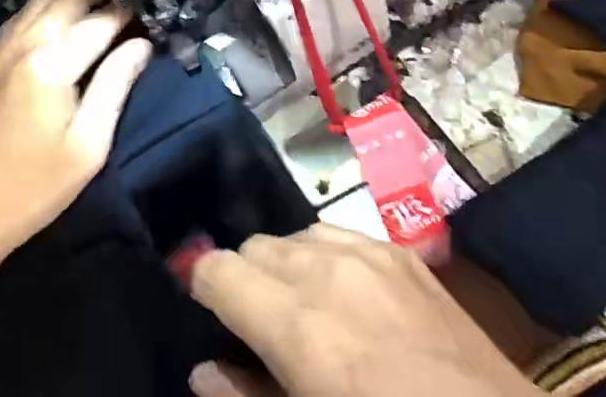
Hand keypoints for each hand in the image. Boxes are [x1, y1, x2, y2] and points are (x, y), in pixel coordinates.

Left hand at [0, 0, 151, 272]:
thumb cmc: (31, 188)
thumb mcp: (87, 146)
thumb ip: (115, 85)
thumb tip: (142, 43)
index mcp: (50, 62)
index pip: (100, 22)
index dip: (129, 12)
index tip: (155, 4)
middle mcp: (24, 42)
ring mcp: (3, 47)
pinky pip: (26, 12)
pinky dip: (52, 1)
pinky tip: (67, 12)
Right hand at [187, 226, 537, 396]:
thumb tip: (202, 370)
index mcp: (300, 324)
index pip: (220, 270)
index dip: (202, 287)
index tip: (206, 311)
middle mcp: (328, 270)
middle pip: (255, 246)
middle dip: (245, 280)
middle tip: (261, 330)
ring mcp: (371, 253)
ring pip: (295, 236)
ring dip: (286, 267)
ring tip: (305, 314)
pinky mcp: (404, 252)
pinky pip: (338, 234)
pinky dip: (324, 257)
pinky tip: (346, 298)